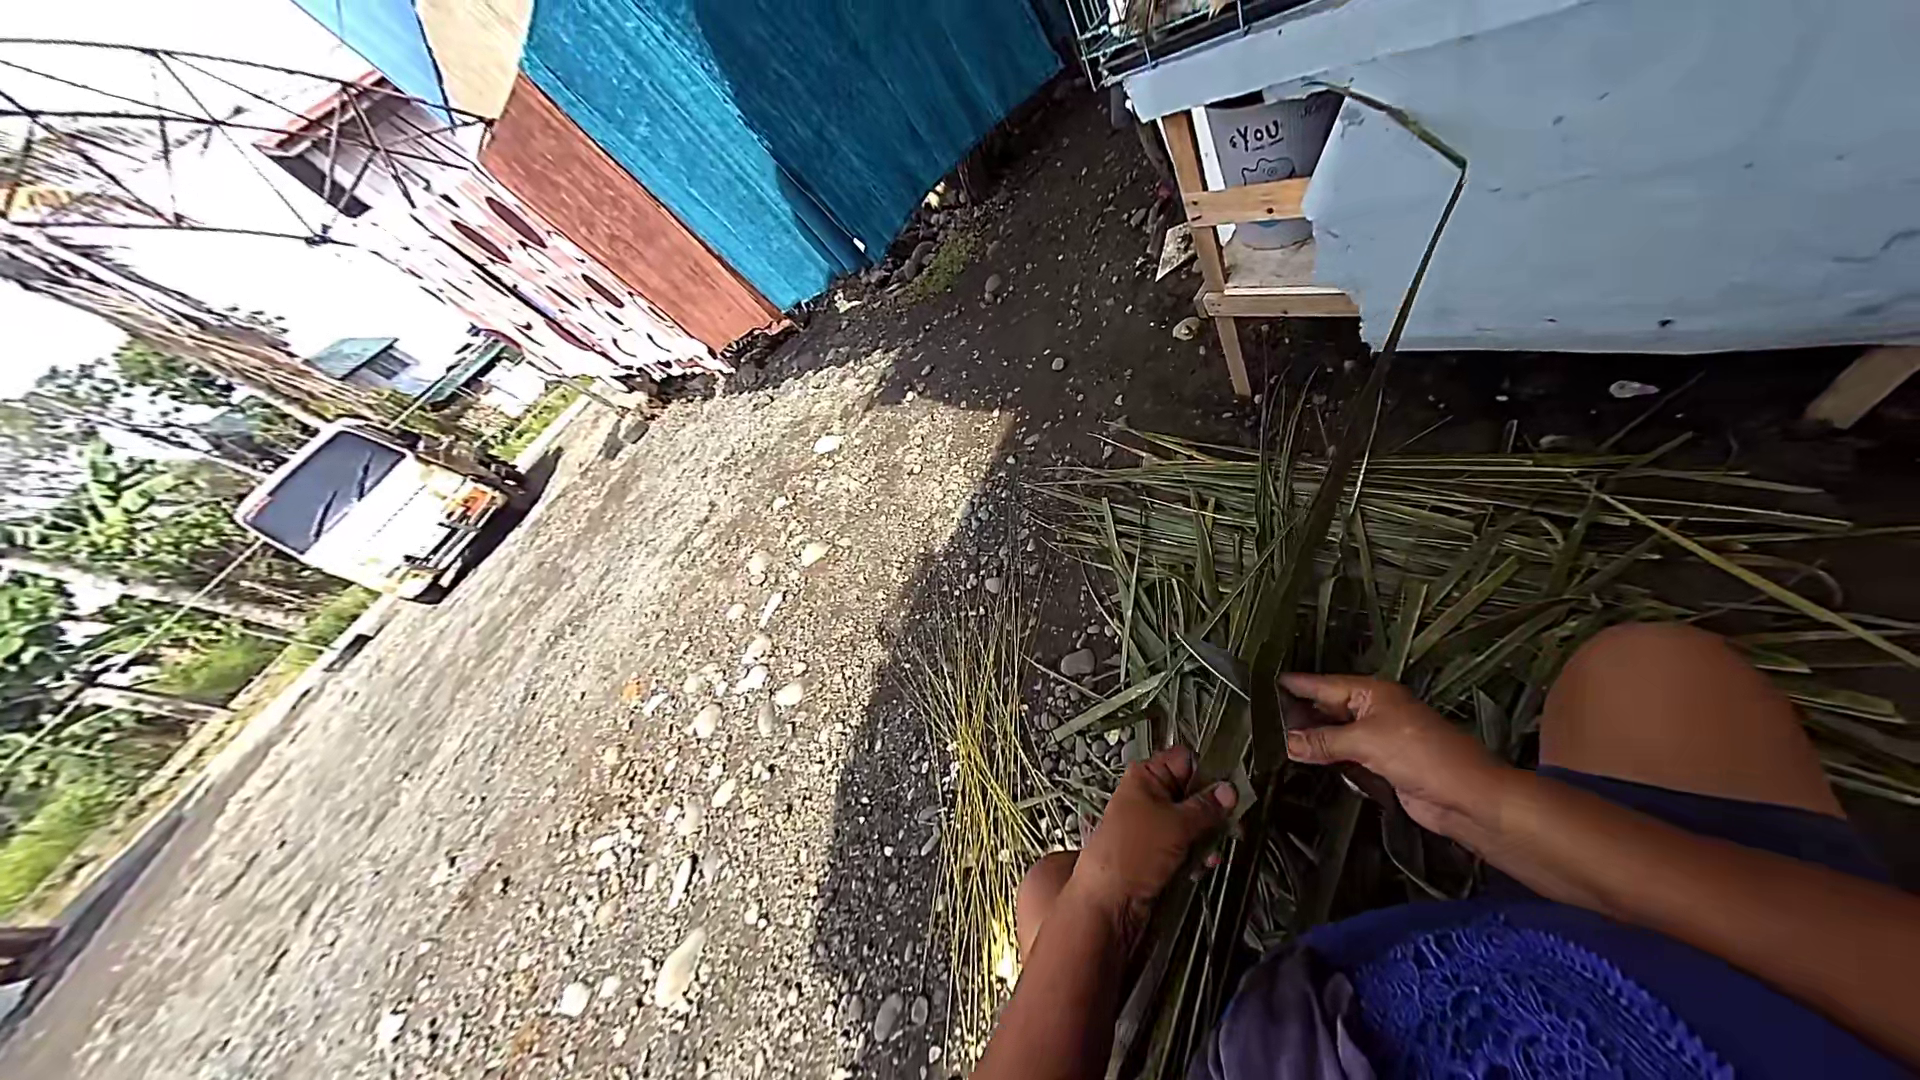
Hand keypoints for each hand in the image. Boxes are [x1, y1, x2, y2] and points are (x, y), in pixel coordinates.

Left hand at [1069, 746, 1236, 938]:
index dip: (1208, 772)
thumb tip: (1229, 791)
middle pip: (1193, 792)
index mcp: (1146, 776)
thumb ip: (1206, 807)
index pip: (1185, 760)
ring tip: (1210, 851)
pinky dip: (1197, 854)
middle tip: (1230, 825)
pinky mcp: (1159, 850)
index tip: (1230, 790)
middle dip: (1213, 811)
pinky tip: (1200, 865)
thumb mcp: (1175, 824)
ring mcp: (1154, 823)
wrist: (1110, 901)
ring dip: (1207, 837)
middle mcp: (1149, 795)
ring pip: (1193, 821)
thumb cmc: (1131, 852)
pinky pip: (1187, 844)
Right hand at [1279, 673, 1508, 837]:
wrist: (1470, 800)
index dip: (1293, 685)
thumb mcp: (1366, 742)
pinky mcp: (1379, 762)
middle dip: (1296, 713)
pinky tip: (1301, 757)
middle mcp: (1372, 710)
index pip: (1321, 684)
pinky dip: (1324, 755)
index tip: (1262, 683)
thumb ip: (1323, 741)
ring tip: (1272, 738)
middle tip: (1259, 717)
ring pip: (1333, 732)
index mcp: (1371, 692)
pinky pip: (1343, 753)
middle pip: (1325, 707)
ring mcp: (1376, 736)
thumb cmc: (1422, 756)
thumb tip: (1287, 742)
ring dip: (1309, 738)